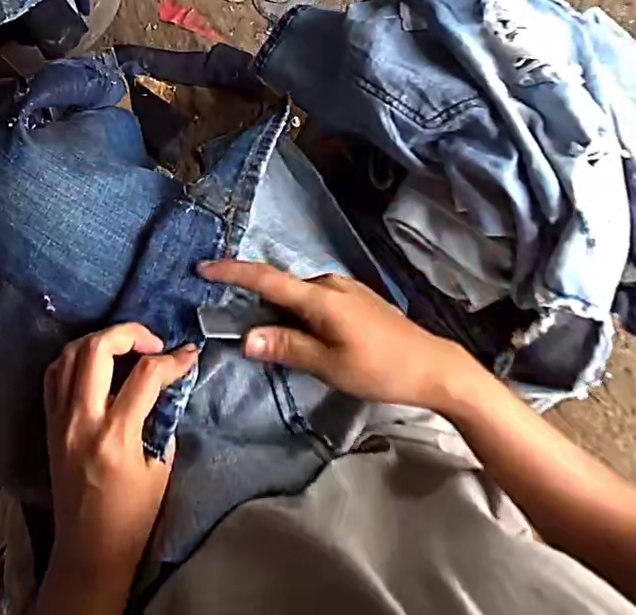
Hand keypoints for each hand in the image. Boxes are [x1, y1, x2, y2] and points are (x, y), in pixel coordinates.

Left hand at [38, 323, 197, 614]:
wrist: (88, 552)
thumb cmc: (132, 515)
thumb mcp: (160, 464)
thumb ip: (162, 416)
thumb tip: (170, 379)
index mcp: (114, 436)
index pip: (145, 375)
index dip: (173, 358)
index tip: (189, 354)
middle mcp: (80, 421)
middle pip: (97, 349)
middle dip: (130, 333)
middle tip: (153, 342)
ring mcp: (59, 421)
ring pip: (71, 354)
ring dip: (103, 339)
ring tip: (128, 347)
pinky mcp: (49, 424)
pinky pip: (56, 374)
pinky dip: (77, 356)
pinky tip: (98, 361)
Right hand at [196, 260, 487, 412]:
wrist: (432, 365)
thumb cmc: (380, 368)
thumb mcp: (329, 365)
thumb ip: (287, 347)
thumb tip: (245, 337)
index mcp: (320, 297)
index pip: (267, 279)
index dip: (233, 272)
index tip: (203, 267)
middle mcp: (330, 283)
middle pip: (282, 287)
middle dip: (255, 300)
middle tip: (233, 322)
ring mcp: (346, 288)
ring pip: (300, 295)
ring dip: (280, 310)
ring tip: (269, 337)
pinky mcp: (356, 298)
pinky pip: (316, 299)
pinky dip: (300, 312)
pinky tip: (304, 334)